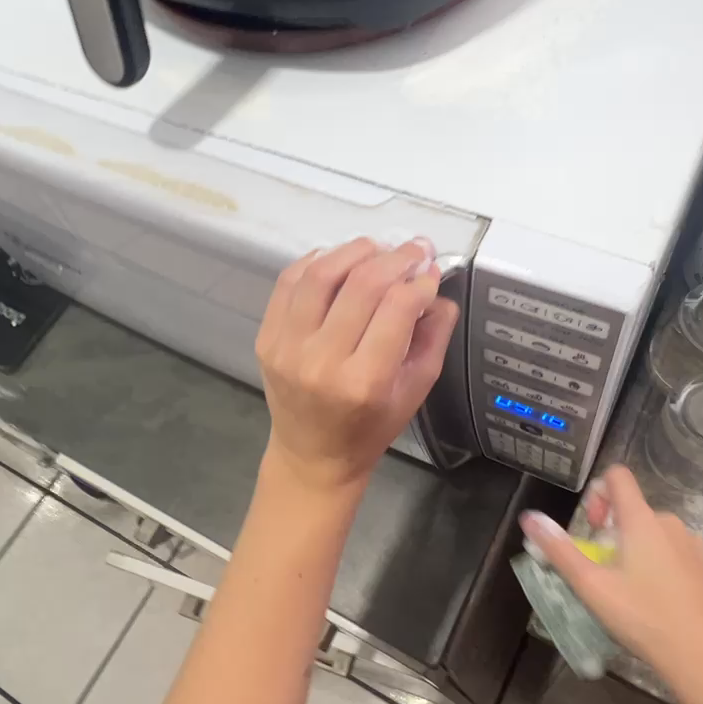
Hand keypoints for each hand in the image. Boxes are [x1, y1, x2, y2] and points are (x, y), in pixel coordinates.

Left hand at [255, 237, 459, 493]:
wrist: (314, 455)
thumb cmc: (371, 426)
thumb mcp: (415, 389)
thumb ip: (433, 336)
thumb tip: (436, 288)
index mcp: (365, 381)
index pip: (396, 308)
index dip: (419, 281)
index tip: (431, 273)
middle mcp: (322, 361)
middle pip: (361, 285)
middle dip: (395, 258)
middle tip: (414, 249)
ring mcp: (287, 347)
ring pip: (321, 275)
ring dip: (355, 251)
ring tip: (378, 248)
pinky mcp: (266, 338)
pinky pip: (289, 282)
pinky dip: (316, 261)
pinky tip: (339, 259)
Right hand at [521, 466, 702, 700]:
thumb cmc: (644, 619)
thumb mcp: (592, 586)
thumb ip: (559, 549)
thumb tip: (529, 517)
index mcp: (641, 520)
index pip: (617, 477)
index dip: (597, 493)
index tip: (593, 530)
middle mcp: (671, 523)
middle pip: (632, 511)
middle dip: (612, 535)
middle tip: (605, 575)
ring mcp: (695, 546)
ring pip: (654, 534)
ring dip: (636, 552)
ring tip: (632, 595)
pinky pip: (676, 554)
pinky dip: (661, 568)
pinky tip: (660, 605)